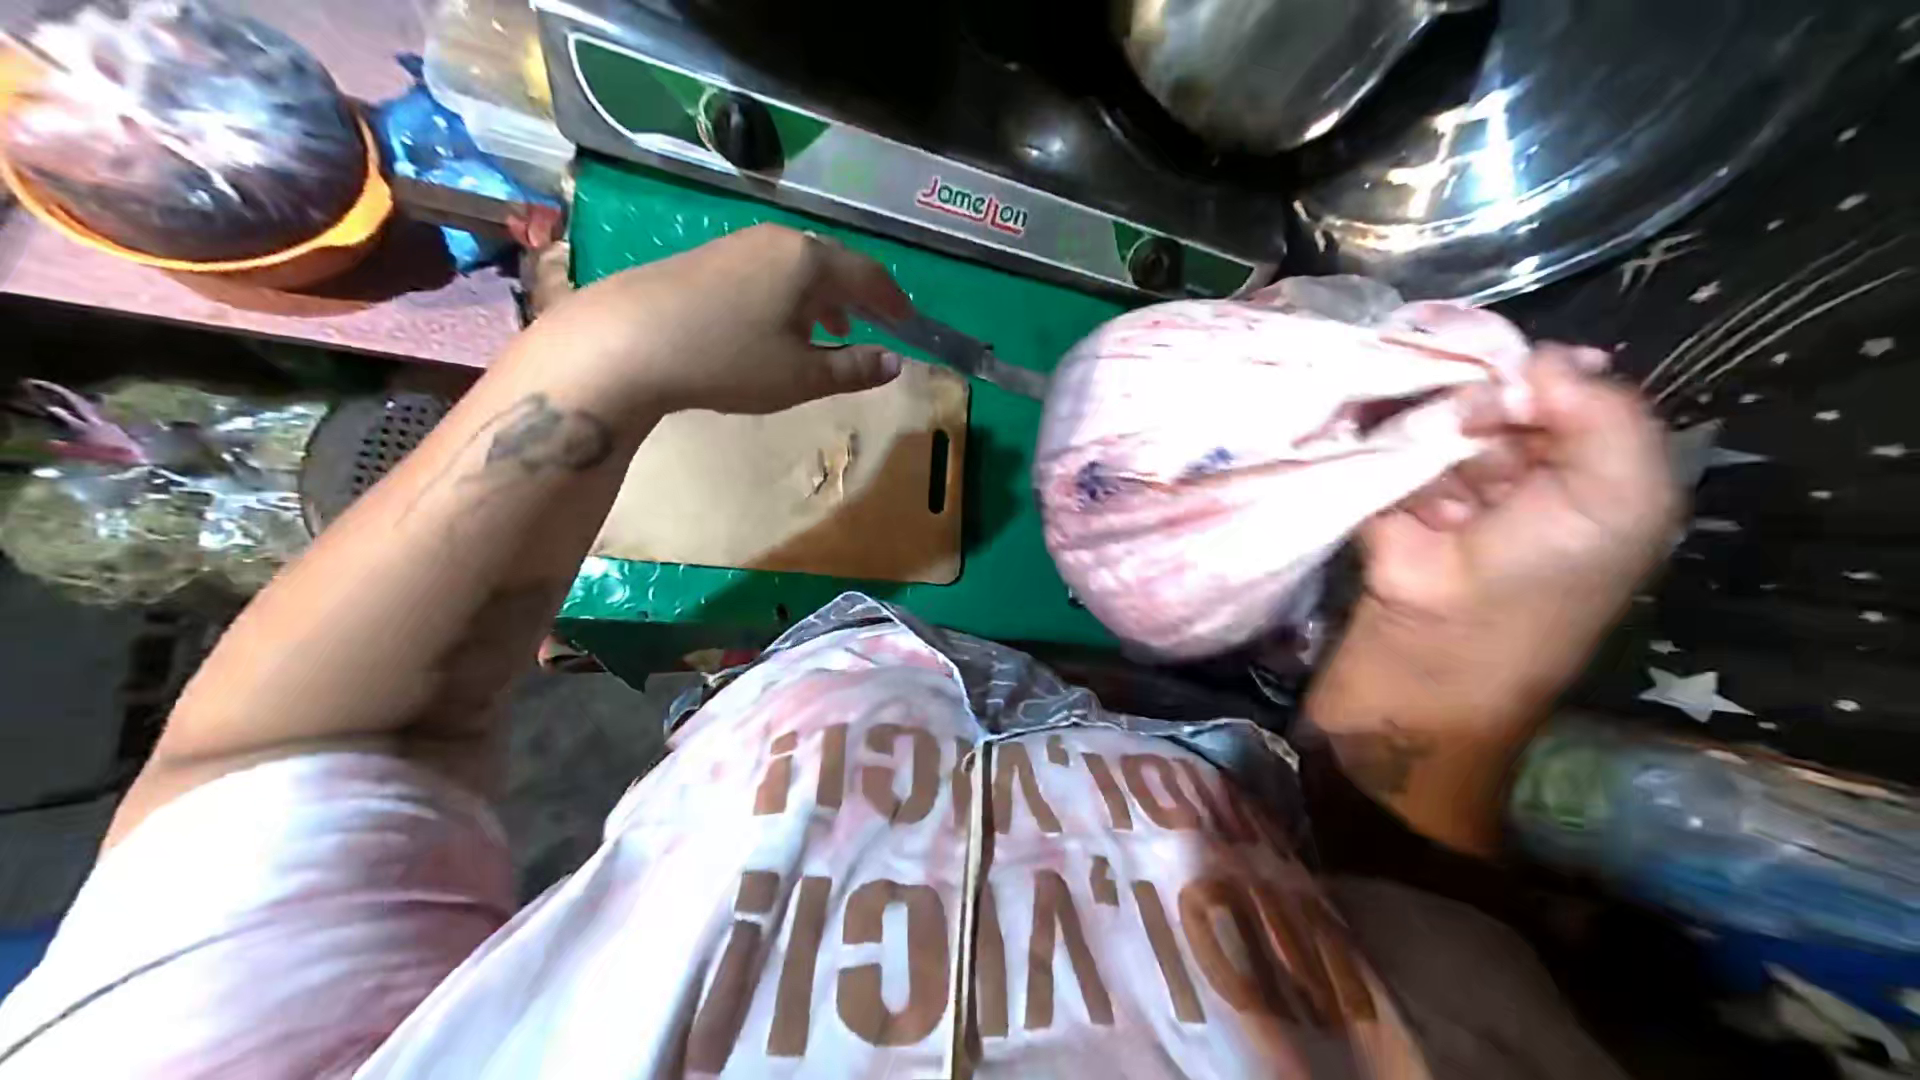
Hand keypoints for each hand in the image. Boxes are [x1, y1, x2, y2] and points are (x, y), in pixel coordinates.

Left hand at [520, 224, 914, 416]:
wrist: (628, 342)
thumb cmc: (729, 360)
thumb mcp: (801, 376)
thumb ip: (853, 369)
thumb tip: (894, 363)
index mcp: (810, 262)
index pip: (870, 276)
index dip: (895, 303)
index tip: (909, 325)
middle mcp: (780, 241)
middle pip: (836, 264)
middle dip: (862, 297)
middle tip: (877, 324)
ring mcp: (741, 245)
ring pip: (802, 268)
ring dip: (826, 298)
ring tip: (835, 330)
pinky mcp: (711, 258)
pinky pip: (772, 271)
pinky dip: (793, 295)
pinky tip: (783, 324)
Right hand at [1305, 346, 1677, 853]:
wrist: (1433, 651)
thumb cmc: (1540, 583)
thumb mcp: (1621, 497)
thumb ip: (1602, 413)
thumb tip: (1534, 359)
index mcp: (1587, 476)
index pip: (1566, 396)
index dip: (1540, 374)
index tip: (1510, 372)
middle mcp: (1516, 478)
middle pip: (1495, 402)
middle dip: (1477, 397)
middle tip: (1463, 413)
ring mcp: (1442, 490)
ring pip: (1433, 423)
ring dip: (1424, 420)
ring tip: (1418, 434)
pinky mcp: (1381, 501)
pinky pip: (1382, 451)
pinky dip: (1376, 437)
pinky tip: (1368, 426)